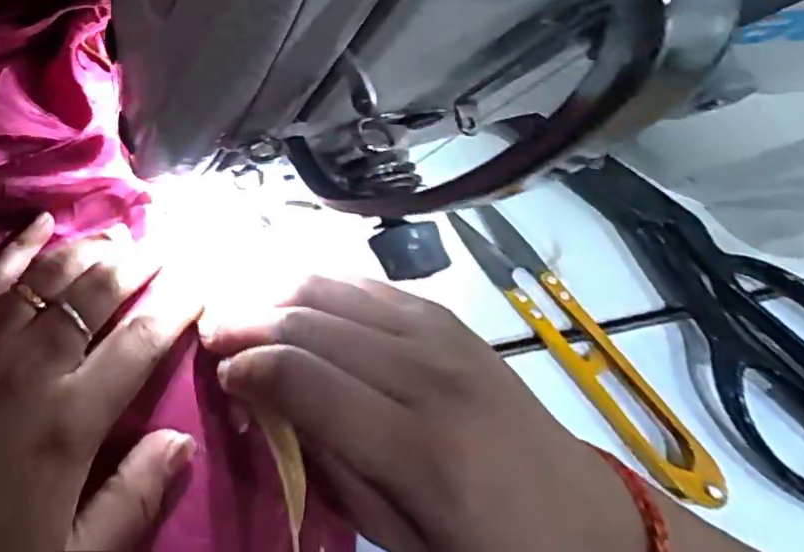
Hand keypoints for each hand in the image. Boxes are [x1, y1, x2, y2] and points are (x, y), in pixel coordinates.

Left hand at [0, 215, 202, 551]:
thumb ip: (131, 499)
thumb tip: (182, 441)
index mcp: (70, 419)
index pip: (138, 345)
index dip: (174, 309)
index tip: (198, 283)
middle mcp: (32, 362)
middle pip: (95, 294)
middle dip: (134, 264)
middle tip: (161, 244)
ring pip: (48, 275)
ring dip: (86, 248)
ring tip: (116, 232)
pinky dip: (19, 244)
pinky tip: (40, 222)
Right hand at [203, 276, 645, 551]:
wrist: (593, 524)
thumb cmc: (485, 546)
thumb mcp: (395, 533)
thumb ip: (317, 458)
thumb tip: (251, 398)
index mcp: (423, 449)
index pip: (298, 374)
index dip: (244, 366)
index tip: (221, 377)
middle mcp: (428, 376)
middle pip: (300, 319)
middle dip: (240, 321)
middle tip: (210, 334)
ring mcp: (437, 333)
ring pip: (317, 284)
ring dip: (262, 292)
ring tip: (236, 311)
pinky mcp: (440, 312)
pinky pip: (351, 277)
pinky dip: (304, 282)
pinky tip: (282, 299)